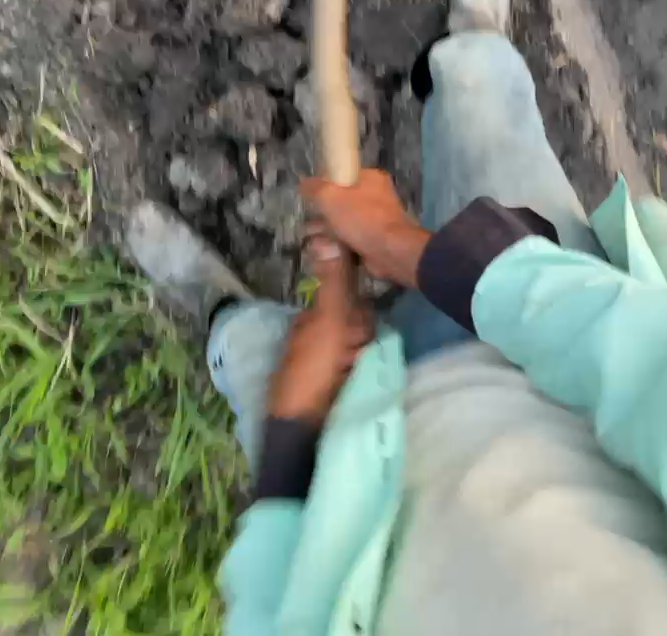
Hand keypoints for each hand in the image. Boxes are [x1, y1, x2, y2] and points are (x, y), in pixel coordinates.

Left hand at [266, 234, 372, 425]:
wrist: (303, 430)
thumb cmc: (312, 370)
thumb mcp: (327, 322)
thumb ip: (333, 282)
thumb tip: (326, 235)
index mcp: (314, 319)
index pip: (350, 301)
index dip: (360, 315)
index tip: (357, 333)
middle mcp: (321, 337)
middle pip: (358, 325)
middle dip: (361, 339)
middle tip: (350, 357)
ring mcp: (327, 364)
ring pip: (362, 349)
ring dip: (363, 359)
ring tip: (351, 374)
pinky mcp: (336, 387)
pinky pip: (360, 370)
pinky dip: (363, 375)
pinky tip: (360, 383)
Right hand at [300, 171, 431, 289]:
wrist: (390, 251)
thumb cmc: (361, 218)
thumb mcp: (330, 197)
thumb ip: (314, 188)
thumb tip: (303, 182)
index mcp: (370, 178)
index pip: (342, 176)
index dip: (325, 186)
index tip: (312, 199)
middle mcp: (375, 196)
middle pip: (340, 203)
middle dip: (322, 216)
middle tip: (309, 226)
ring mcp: (375, 220)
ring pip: (343, 223)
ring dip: (326, 233)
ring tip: (314, 240)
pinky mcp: (373, 240)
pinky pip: (349, 240)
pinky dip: (337, 246)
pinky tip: (326, 251)